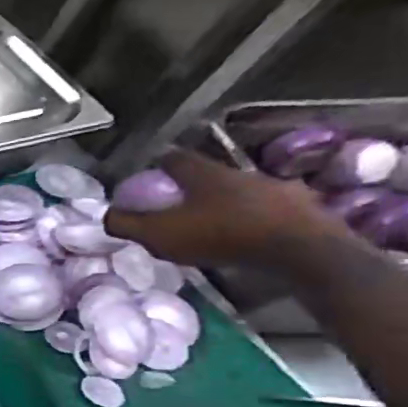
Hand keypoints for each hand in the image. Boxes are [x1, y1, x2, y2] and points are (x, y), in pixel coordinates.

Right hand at [105, 149, 353, 269]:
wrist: (301, 248)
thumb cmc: (221, 235)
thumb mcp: (160, 235)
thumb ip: (128, 224)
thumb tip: (107, 214)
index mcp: (202, 174)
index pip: (173, 158)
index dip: (157, 166)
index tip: (147, 179)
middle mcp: (237, 173)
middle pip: (207, 174)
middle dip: (191, 188)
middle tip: (177, 208)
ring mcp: (273, 188)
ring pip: (239, 191)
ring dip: (225, 203)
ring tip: (214, 225)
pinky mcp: (300, 207)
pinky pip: (268, 209)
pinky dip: (255, 219)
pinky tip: (250, 236)